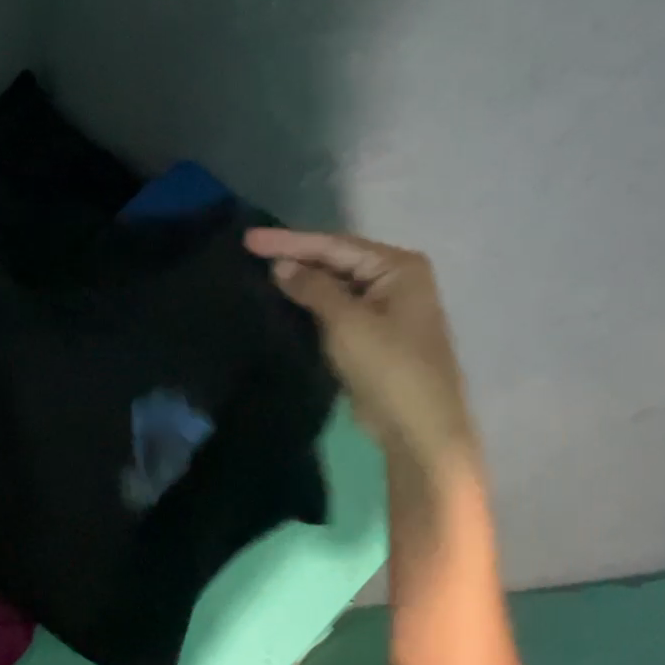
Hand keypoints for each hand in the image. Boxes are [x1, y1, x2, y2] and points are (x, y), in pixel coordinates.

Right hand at [245, 228, 475, 467]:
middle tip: (249, 252)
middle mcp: (394, 280)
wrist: (416, 425)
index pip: (335, 245)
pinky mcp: (370, 336)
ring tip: (257, 273)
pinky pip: (334, 310)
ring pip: (333, 286)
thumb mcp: (347, 322)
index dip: (290, 242)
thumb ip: (313, 288)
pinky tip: (281, 303)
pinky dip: (308, 305)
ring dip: (299, 281)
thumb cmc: (388, 366)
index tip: (249, 239)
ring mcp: (383, 309)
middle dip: (294, 257)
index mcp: (397, 267)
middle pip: (335, 261)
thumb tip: (280, 266)